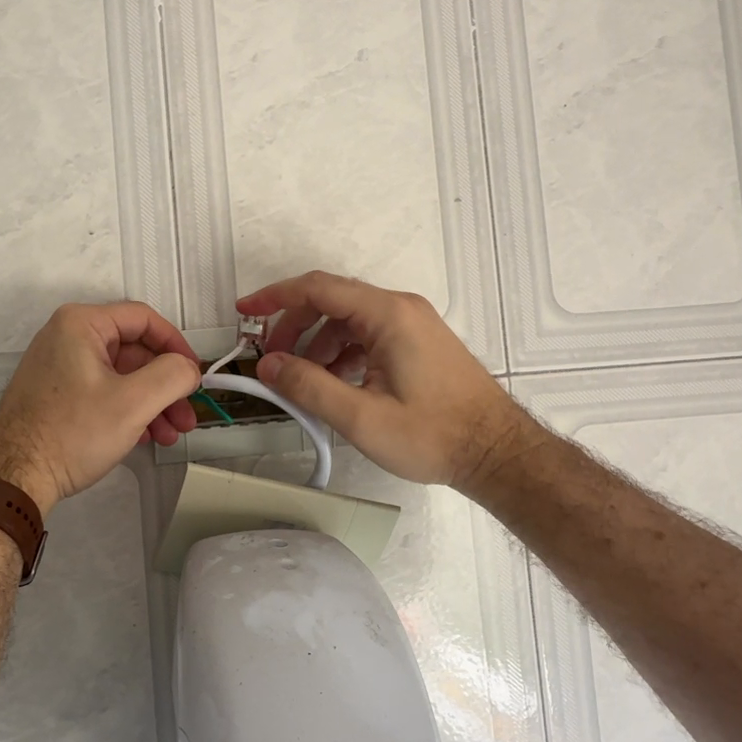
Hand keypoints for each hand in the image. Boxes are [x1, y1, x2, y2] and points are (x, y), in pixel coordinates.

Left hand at [0, 302, 201, 514]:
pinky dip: (127, 410)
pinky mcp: (55, 393)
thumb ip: (172, 376)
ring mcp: (58, 365)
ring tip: (170, 435)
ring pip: (120, 374)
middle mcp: (66, 336)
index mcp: (81, 324)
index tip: (195, 375)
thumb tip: (188, 369)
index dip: (176, 345)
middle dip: (166, 385)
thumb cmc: (71, 434)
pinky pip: (102, 390)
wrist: (13, 478)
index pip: (143, 319)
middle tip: (187, 417)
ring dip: (151, 402)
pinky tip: (144, 437)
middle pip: (133, 350)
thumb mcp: (133, 403)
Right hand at [236, 271, 548, 492]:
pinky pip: (367, 334)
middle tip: (271, 361)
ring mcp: (413, 324)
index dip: (274, 297)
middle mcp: (401, 308)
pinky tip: (334, 383)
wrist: (497, 453)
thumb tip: (267, 365)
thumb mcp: (361, 417)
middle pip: (331, 301)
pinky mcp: (419, 342)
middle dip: (294, 326)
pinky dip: (341, 352)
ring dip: (317, 343)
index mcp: (387, 315)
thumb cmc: (433, 435)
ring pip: (348, 319)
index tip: (243, 313)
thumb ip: (308, 386)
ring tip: (301, 380)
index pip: (318, 288)